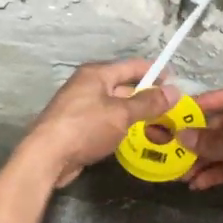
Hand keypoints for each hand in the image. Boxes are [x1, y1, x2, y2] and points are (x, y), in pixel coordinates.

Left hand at [21, 59, 178, 187]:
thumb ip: (148, 103)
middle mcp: (86, 86)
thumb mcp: (121, 114)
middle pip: (123, 86)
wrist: (47, 156)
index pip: (132, 66)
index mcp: (96, 74)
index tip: (175, 82)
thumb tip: (174, 91)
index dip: (154, 72)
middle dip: (146, 97)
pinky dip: (119, 128)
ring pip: (114, 107)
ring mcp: (79, 107)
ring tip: (158, 126)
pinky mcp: (76, 128)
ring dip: (134, 115)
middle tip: (170, 110)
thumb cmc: (85, 127)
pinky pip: (104, 122)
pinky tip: (133, 139)